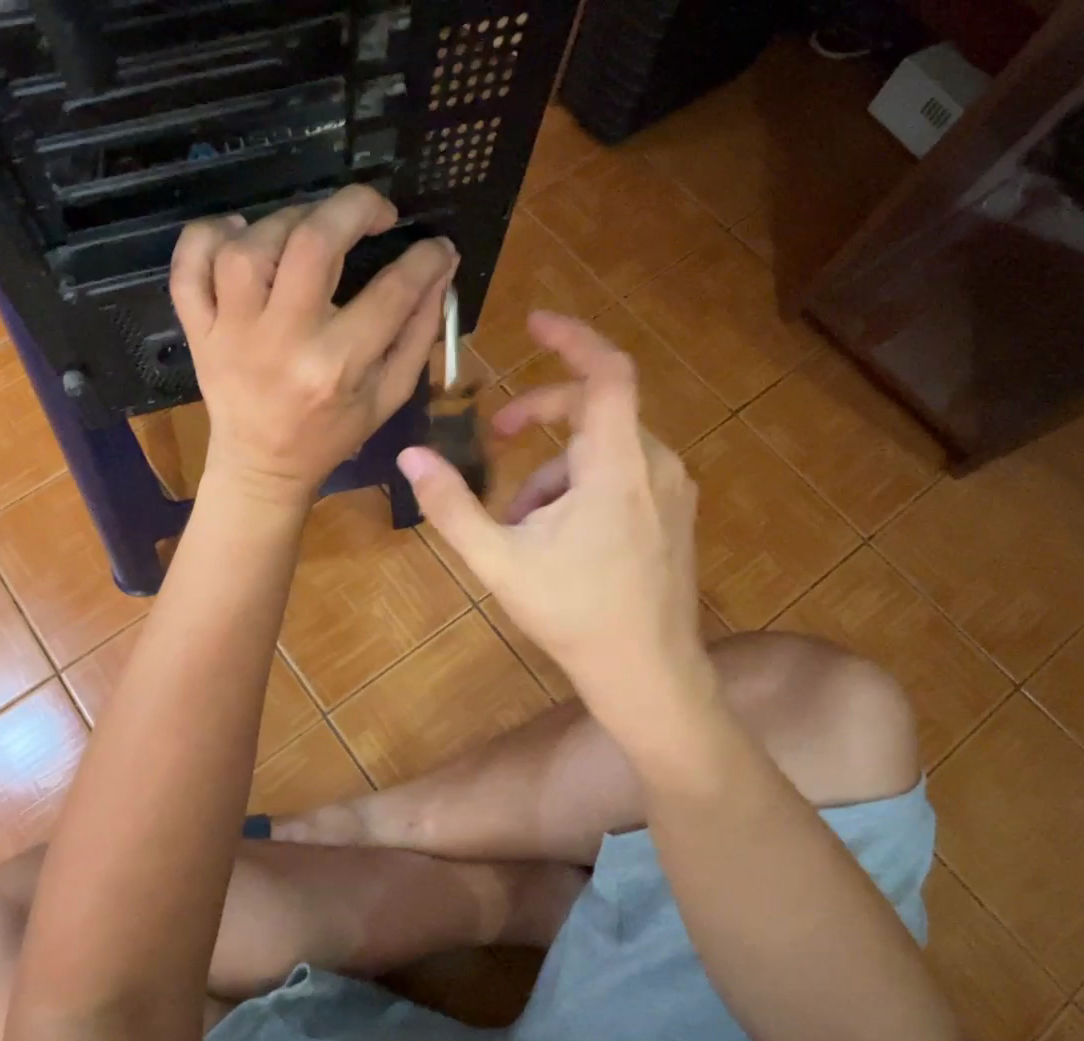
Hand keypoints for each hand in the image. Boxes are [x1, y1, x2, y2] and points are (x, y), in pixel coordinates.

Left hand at [170, 186, 457, 507]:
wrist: (261, 467)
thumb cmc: (330, 433)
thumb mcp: (388, 396)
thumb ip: (418, 332)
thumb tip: (441, 267)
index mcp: (335, 367)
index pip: (391, 292)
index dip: (424, 258)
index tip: (435, 247)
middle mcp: (281, 343)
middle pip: (312, 244)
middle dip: (353, 208)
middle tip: (374, 213)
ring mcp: (231, 335)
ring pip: (249, 248)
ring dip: (286, 221)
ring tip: (310, 229)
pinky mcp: (199, 332)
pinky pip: (188, 270)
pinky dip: (206, 236)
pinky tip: (238, 232)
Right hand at [398, 312, 713, 733]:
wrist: (649, 675)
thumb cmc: (574, 616)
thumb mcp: (499, 562)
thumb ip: (452, 505)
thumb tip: (410, 457)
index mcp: (618, 467)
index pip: (607, 373)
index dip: (572, 338)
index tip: (535, 322)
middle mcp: (655, 466)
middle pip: (597, 410)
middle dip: (541, 414)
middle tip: (496, 435)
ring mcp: (672, 493)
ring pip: (605, 450)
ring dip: (555, 467)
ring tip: (518, 521)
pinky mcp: (674, 515)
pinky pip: (624, 475)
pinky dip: (583, 486)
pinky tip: (556, 536)